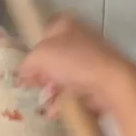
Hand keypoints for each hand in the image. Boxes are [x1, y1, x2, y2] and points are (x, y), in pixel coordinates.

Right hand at [19, 15, 135, 117]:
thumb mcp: (41, 57)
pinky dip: (68, 100)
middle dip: (44, 73)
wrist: (113, 82)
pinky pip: (80, 90)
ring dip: (54, 90)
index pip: (45, 32)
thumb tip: (23, 73)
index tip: (28, 66)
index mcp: (67, 24)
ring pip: (67, 75)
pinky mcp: (102, 79)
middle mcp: (82, 37)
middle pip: (56, 56)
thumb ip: (28, 63)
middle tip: (35, 86)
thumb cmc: (75, 62)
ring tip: (45, 104)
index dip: (34, 48)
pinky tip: (59, 112)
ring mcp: (94, 59)